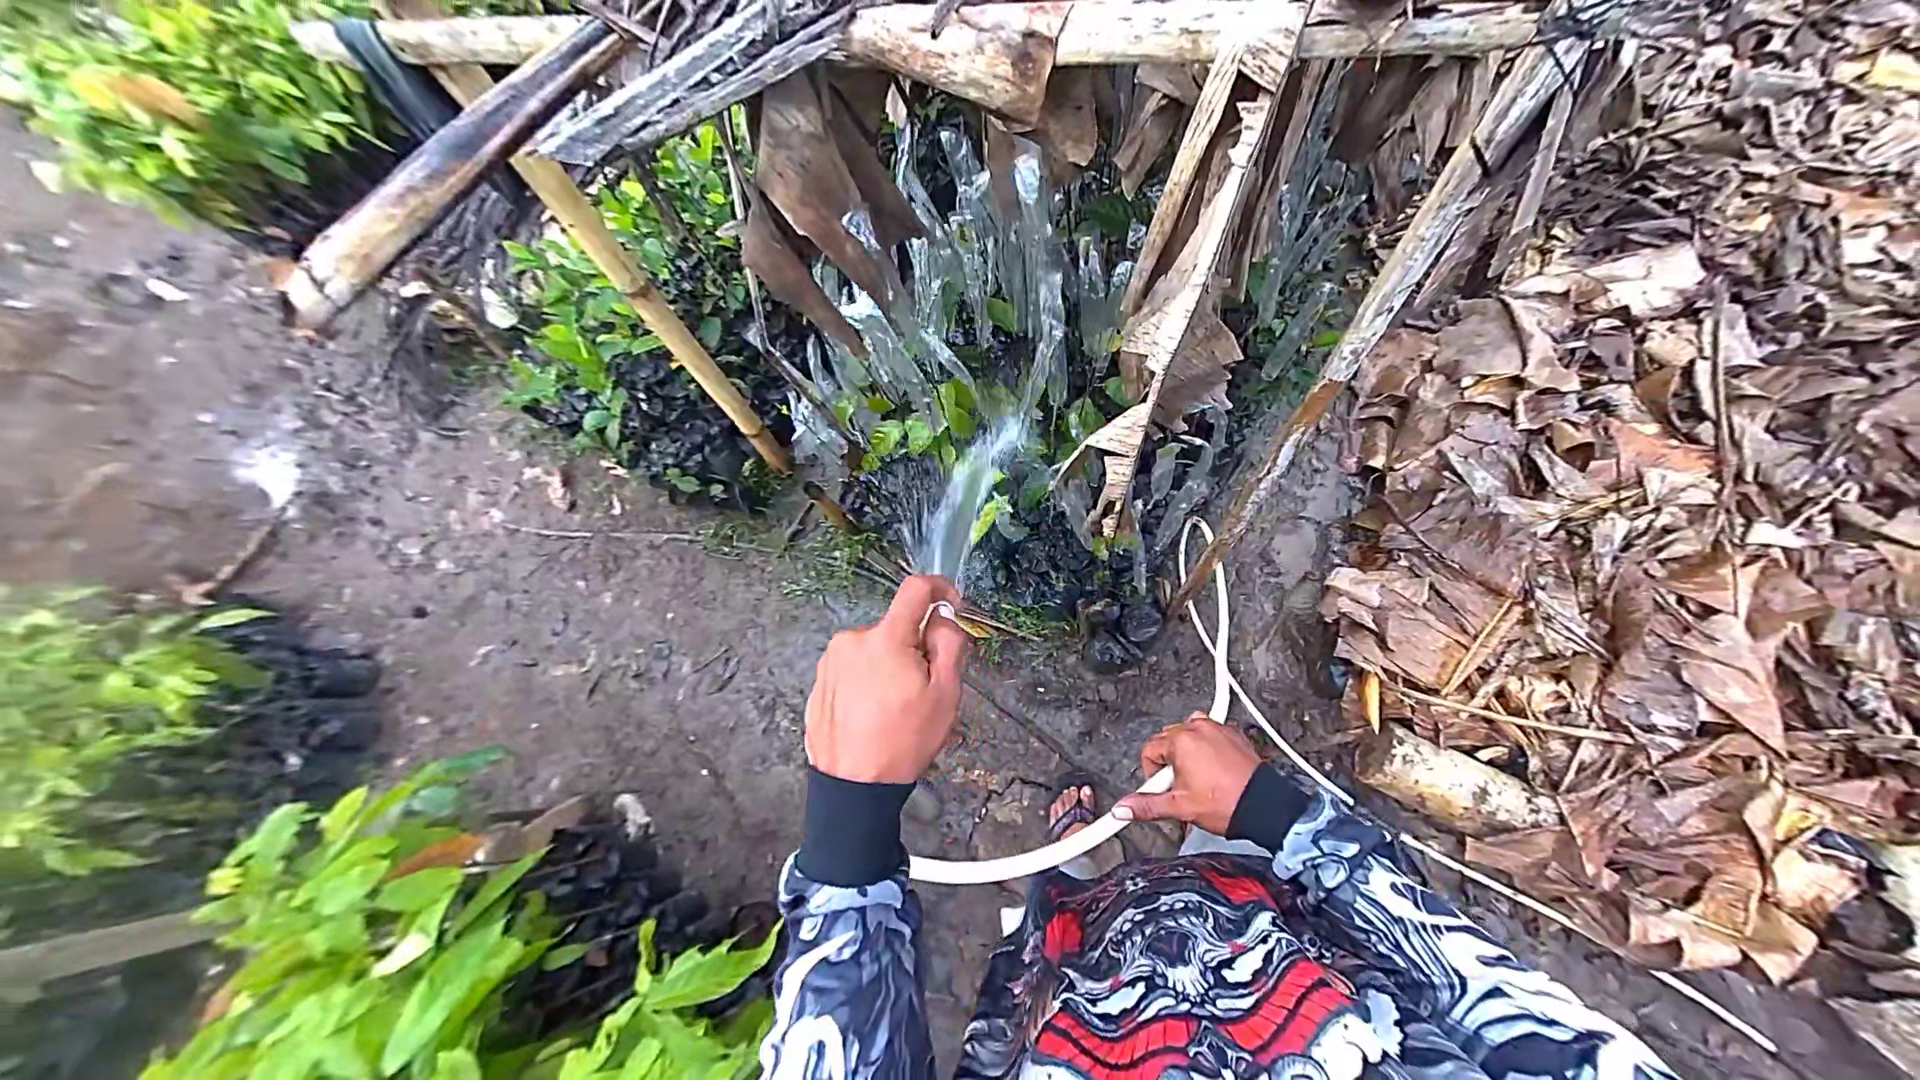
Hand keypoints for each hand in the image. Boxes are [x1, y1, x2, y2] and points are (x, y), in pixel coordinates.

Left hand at [805, 576, 969, 783]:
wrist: (853, 786)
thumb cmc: (903, 742)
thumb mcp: (945, 694)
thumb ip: (949, 644)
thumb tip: (943, 617)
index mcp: (885, 638)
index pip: (915, 589)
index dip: (940, 588)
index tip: (951, 604)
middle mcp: (853, 640)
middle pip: (896, 626)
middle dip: (914, 647)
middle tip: (921, 686)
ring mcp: (832, 660)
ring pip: (876, 647)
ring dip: (890, 664)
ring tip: (894, 706)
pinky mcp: (820, 678)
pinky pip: (856, 666)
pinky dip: (870, 679)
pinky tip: (873, 712)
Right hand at [1113, 714, 1260, 833]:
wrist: (1266, 808)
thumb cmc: (1228, 804)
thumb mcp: (1181, 808)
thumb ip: (1148, 805)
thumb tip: (1123, 808)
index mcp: (1181, 741)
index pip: (1149, 750)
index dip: (1152, 772)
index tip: (1162, 787)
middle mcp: (1198, 728)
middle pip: (1168, 740)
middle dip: (1170, 761)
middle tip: (1181, 785)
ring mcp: (1217, 729)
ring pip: (1189, 733)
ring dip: (1188, 750)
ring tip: (1198, 775)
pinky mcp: (1233, 735)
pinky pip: (1211, 734)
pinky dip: (1209, 746)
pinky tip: (1214, 768)